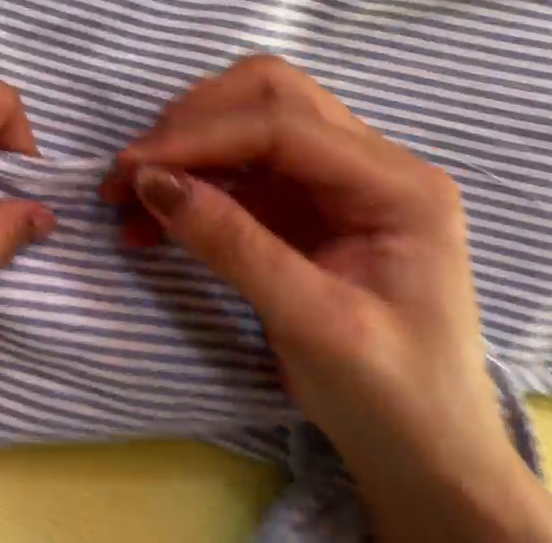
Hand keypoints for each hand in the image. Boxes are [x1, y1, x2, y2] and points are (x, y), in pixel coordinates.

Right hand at [104, 55, 551, 542]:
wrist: (425, 456)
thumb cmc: (392, 396)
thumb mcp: (313, 322)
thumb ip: (232, 244)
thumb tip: (150, 181)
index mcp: (398, 188)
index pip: (282, 125)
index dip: (199, 137)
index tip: (130, 170)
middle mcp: (372, 167)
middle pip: (269, 95)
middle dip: (191, 122)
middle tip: (133, 171)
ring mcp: (335, 183)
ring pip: (246, 121)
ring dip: (181, 149)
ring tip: (126, 196)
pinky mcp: (302, 205)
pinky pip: (233, 168)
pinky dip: (186, 182)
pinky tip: (148, 219)